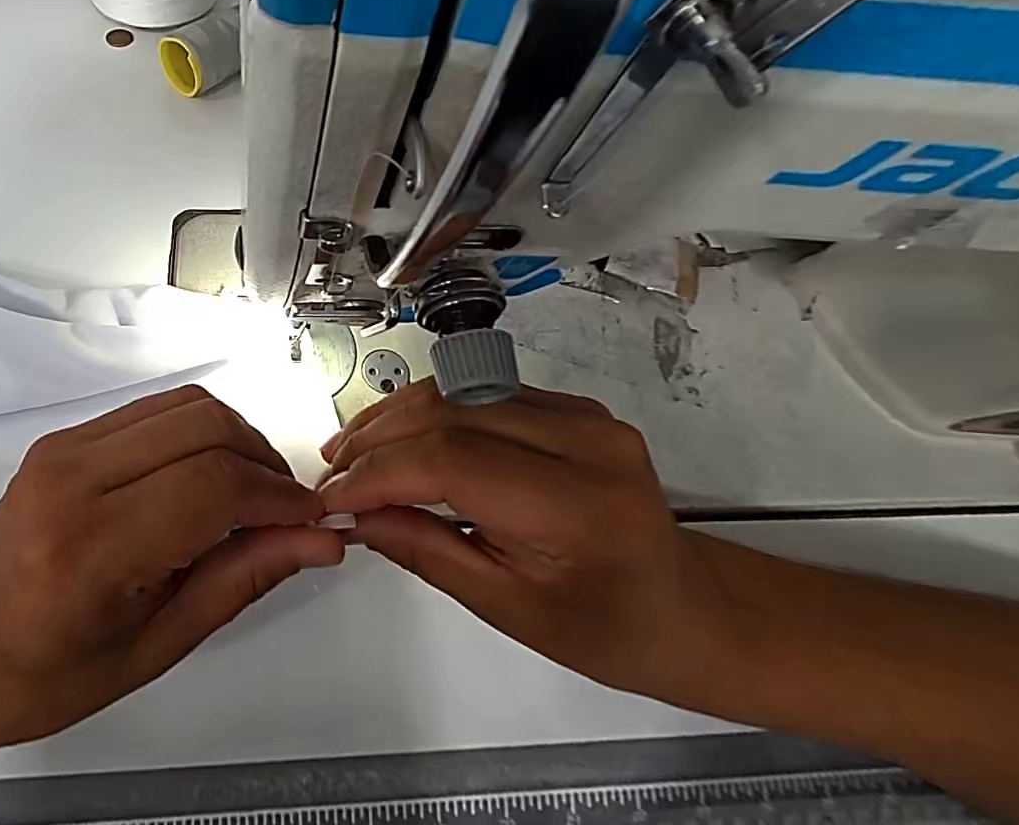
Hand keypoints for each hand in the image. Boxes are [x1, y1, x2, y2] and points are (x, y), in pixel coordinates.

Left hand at [0, 386, 341, 782]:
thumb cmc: (46, 675)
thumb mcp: (155, 647)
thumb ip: (240, 580)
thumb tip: (318, 540)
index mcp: (88, 548)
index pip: (212, 487)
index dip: (278, 498)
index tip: (314, 520)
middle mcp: (72, 478)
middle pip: (205, 428)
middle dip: (265, 461)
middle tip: (287, 509)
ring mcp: (64, 446)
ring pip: (186, 407)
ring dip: (238, 440)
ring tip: (255, 493)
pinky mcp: (65, 436)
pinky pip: (156, 411)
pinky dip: (202, 433)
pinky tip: (211, 475)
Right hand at [317, 381, 735, 702]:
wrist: (686, 605)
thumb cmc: (609, 628)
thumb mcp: (509, 610)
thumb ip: (425, 551)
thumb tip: (357, 516)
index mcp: (579, 504)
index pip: (452, 461)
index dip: (378, 473)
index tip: (331, 497)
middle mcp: (584, 440)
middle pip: (448, 412)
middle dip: (375, 440)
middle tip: (331, 473)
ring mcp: (579, 413)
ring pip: (456, 390)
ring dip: (392, 417)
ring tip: (349, 451)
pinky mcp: (566, 405)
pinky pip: (476, 392)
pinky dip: (424, 412)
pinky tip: (394, 435)